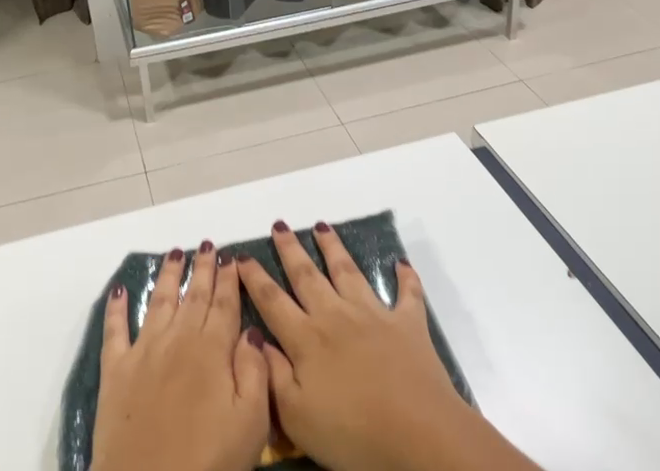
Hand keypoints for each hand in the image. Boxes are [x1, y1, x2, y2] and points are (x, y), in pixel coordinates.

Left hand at [91, 242, 269, 470]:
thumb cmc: (209, 460)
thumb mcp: (250, 422)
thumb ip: (255, 371)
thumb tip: (250, 331)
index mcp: (212, 350)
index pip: (224, 305)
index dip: (229, 279)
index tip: (233, 256)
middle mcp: (177, 340)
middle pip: (193, 297)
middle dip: (202, 269)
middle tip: (208, 244)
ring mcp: (143, 352)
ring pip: (158, 302)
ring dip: (168, 276)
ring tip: (175, 253)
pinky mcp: (115, 370)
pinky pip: (115, 330)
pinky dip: (116, 307)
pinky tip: (119, 290)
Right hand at [238, 222, 541, 470]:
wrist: (418, 435)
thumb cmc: (351, 433)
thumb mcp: (296, 416)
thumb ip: (272, 374)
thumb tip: (254, 337)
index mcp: (306, 339)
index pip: (272, 301)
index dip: (255, 278)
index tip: (241, 256)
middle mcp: (336, 316)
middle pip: (307, 276)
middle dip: (290, 249)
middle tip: (280, 225)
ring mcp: (374, 315)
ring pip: (348, 272)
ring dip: (334, 248)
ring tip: (322, 226)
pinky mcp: (408, 324)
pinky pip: (407, 293)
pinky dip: (405, 277)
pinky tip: (400, 262)